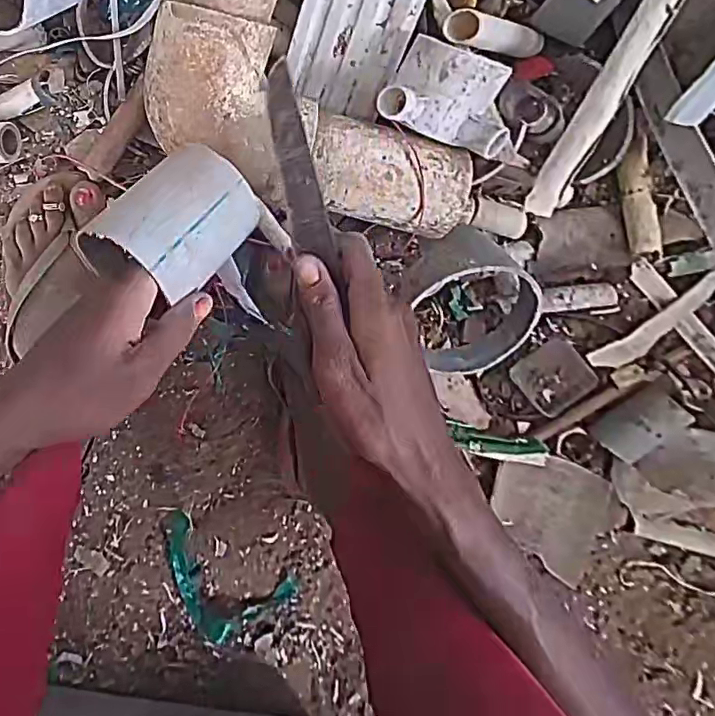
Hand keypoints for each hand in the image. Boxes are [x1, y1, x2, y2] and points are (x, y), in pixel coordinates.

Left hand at [0, 269, 210, 484]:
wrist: (21, 410)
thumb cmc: (83, 395)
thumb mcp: (141, 373)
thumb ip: (174, 332)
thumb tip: (202, 298)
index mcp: (124, 294)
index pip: (164, 255)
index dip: (192, 252)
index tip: (220, 251)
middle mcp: (105, 289)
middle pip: (151, 269)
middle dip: (182, 272)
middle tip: (218, 278)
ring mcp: (90, 303)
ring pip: (136, 287)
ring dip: (164, 293)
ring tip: (195, 302)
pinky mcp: (81, 319)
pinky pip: (122, 301)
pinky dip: (144, 308)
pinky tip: (156, 327)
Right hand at [294, 234, 477, 501]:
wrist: (423, 470)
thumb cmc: (376, 425)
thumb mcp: (336, 367)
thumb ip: (321, 312)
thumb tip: (306, 263)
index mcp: (377, 308)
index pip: (352, 247)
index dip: (320, 245)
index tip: (291, 261)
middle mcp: (395, 310)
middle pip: (352, 270)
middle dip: (319, 280)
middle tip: (292, 310)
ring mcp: (401, 328)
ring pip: (358, 295)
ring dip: (330, 305)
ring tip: (308, 339)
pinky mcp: (401, 346)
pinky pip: (367, 317)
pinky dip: (344, 324)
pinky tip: (332, 356)